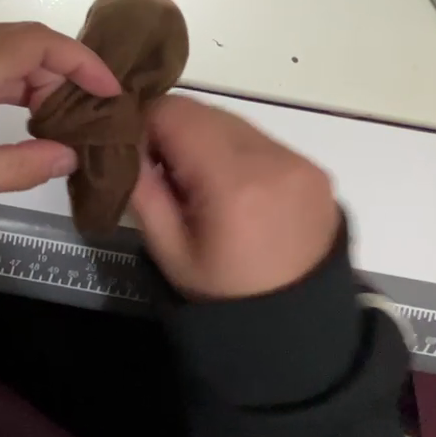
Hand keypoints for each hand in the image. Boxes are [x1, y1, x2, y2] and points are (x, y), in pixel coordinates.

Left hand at [0, 23, 120, 213]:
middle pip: (20, 38)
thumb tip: (71, 156)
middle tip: (88, 111)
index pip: (34, 42)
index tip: (110, 91)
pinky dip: (5, 73)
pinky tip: (21, 106)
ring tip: (60, 115)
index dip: (80, 61)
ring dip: (33, 72)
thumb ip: (20, 165)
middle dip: (61, 69)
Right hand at [128, 95, 339, 299]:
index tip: (135, 156)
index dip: (143, 125)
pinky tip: (228, 187)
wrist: (297, 325)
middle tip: (162, 172)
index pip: (173, 112)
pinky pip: (256, 138)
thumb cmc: (221, 290)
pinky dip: (231, 150)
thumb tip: (121, 139)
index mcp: (232, 183)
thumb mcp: (165, 246)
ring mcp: (299, 161)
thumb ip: (140, 186)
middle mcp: (272, 159)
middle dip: (172, 131)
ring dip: (202, 138)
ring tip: (196, 181)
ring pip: (228, 119)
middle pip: (201, 111)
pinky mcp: (314, 167)